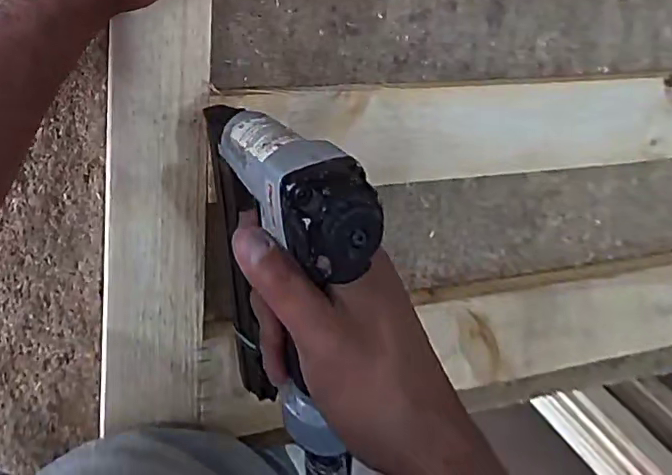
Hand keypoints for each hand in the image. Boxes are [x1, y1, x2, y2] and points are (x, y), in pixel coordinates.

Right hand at [232, 224, 505, 474]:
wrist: (425, 449)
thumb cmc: (376, 390)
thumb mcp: (317, 334)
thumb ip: (281, 282)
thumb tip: (246, 233)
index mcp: (353, 254)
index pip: (296, 222)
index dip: (265, 244)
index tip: (250, 276)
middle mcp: (357, 266)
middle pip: (292, 261)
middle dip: (273, 304)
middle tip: (277, 344)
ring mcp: (359, 295)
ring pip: (299, 291)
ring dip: (282, 328)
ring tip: (287, 368)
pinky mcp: (358, 321)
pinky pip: (314, 313)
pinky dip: (298, 339)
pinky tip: (298, 369)